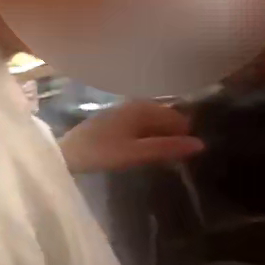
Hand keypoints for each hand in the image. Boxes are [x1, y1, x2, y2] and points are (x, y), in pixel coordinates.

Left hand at [57, 100, 204, 174]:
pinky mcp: (111, 122)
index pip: (178, 118)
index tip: (183, 156)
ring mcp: (122, 111)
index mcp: (144, 107)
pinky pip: (137, 127)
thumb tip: (201, 144)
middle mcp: (135, 104)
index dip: (184, 136)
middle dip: (171, 136)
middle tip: (171, 160)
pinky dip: (143, 138)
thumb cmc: (100, 152)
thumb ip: (166, 148)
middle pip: (165, 119)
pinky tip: (138, 152)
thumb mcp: (135, 153)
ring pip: (151, 123)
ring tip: (156, 158)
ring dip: (157, 138)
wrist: (64, 153)